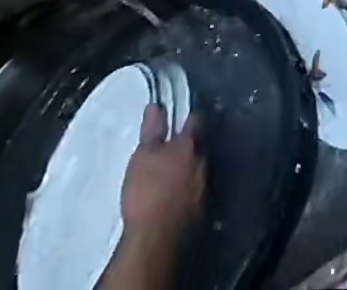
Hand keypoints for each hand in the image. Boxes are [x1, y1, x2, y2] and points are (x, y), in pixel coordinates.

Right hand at [120, 103, 204, 243]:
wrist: (154, 240)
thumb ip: (152, 130)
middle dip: (187, 148)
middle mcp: (202, 166)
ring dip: (187, 172)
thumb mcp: (143, 155)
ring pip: (197, 173)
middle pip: (198, 149)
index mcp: (189, 147)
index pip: (195, 122)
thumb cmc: (146, 191)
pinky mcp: (199, 216)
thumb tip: (157, 107)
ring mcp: (203, 192)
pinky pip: (194, 195)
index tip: (180, 117)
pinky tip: (173, 199)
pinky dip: (186, 193)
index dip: (188, 118)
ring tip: (170, 176)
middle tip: (170, 150)